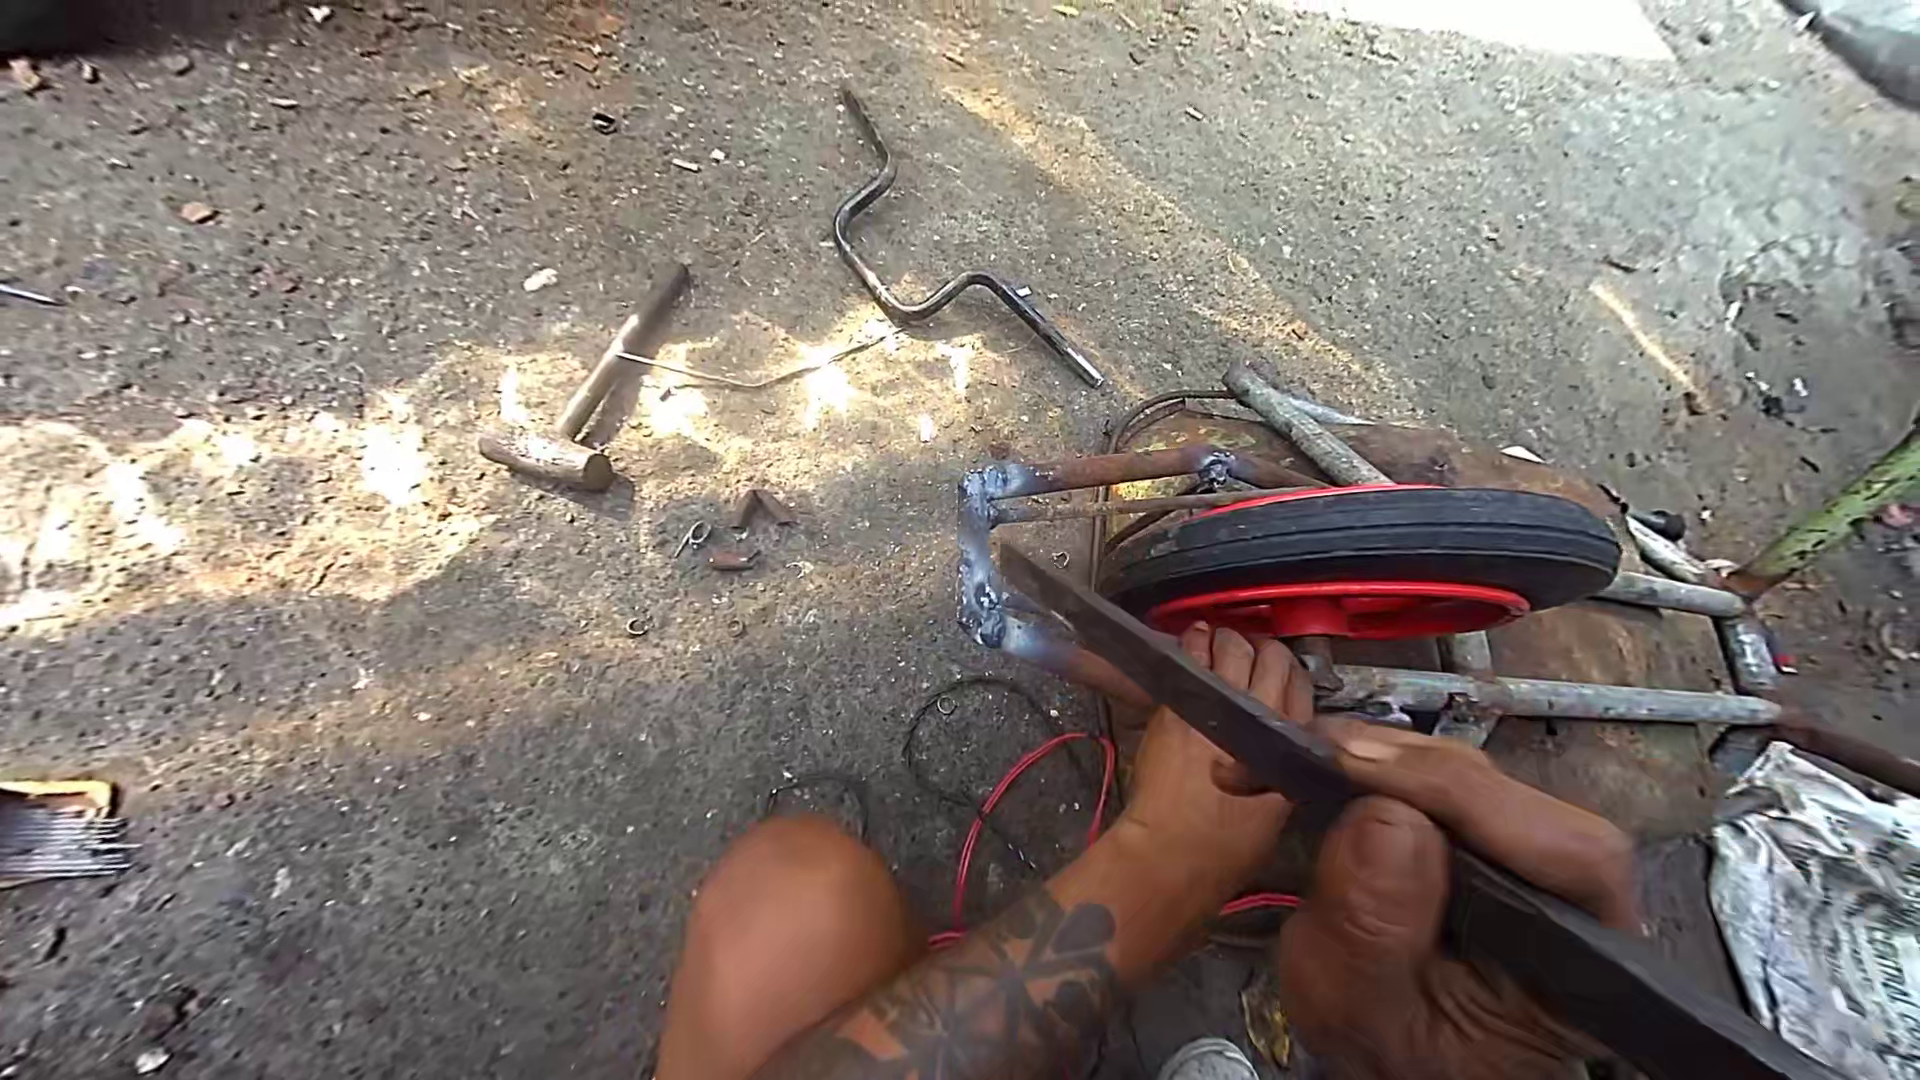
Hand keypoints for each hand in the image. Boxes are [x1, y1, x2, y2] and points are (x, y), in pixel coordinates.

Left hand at [1117, 623, 1301, 896]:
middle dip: (1260, 649)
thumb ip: (1283, 761)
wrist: (1176, 847)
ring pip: (1233, 650)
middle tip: (1246, 649)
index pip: (1300, 686)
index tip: (1275, 667)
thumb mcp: (1276, 805)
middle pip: (1271, 660)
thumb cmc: (1227, 842)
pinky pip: (1193, 658)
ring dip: (1227, 640)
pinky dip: (1194, 643)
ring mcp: (1218, 704)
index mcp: (1292, 744)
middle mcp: (1261, 716)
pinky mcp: (1180, 703)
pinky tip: (1194, 637)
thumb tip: (1277, 731)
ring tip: (1218, 638)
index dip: (1288, 672)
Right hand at [1276, 718, 1638, 1079]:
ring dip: (1371, 753)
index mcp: (1568, 959)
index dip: (1461, 796)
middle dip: (1398, 764)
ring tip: (1296, 753)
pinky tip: (1314, 759)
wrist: (1379, 1052)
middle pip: (1502, 794)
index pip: (1562, 852)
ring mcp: (1511, 857)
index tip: (1352, 769)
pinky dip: (1361, 758)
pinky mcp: (1462, 833)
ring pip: (1458, 771)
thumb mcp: (1355, 1002)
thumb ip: (1370, 924)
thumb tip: (1381, 813)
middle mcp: (1558, 896)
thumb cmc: (1376, 1045)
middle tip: (1306, 751)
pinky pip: (1422, 775)